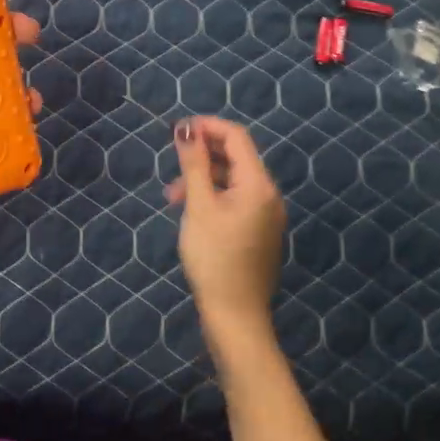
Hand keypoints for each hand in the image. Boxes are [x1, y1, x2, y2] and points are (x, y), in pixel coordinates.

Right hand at [166, 115, 286, 326]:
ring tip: (173, 196)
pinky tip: (190, 211)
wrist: (235, 314)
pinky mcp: (257, 231)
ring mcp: (265, 215)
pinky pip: (235, 199)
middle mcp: (268, 195)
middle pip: (235, 156)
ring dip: (202, 177)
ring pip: (232, 179)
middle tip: (171, 165)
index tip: (176, 131)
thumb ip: (193, 163)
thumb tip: (185, 128)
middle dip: (202, 154)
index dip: (206, 127)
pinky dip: (212, 195)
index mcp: (258, 185)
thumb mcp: (198, 205)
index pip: (236, 137)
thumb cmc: (214, 255)